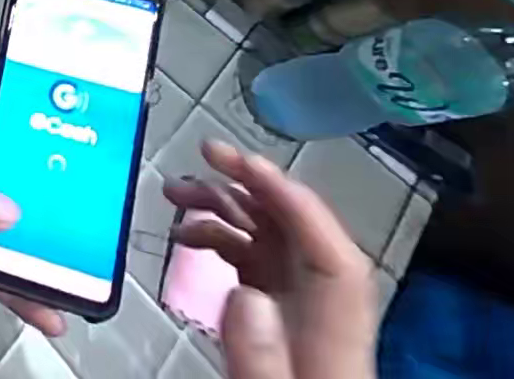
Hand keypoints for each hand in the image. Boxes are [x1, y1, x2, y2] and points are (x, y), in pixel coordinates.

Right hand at [165, 140, 378, 378]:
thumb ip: (261, 366)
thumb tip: (247, 294)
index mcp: (334, 348)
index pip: (337, 261)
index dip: (298, 204)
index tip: (245, 167)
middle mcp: (319, 319)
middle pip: (301, 236)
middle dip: (254, 186)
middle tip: (206, 156)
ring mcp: (296, 316)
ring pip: (270, 240)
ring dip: (225, 205)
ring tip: (176, 190)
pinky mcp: (273, 320)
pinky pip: (250, 262)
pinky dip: (218, 237)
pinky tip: (185, 236)